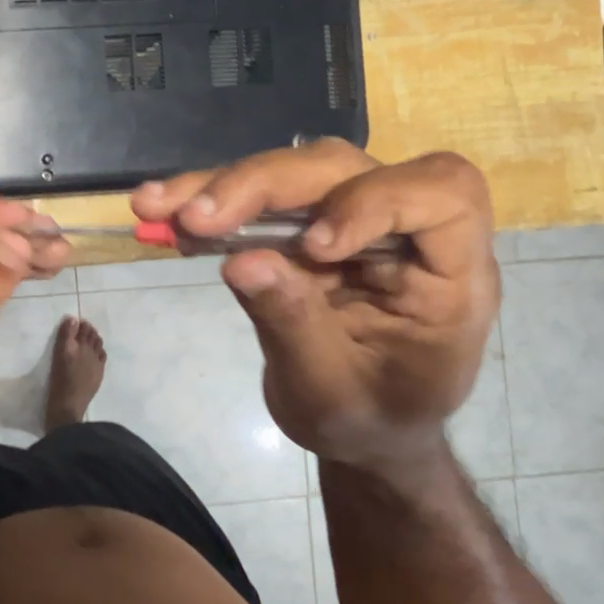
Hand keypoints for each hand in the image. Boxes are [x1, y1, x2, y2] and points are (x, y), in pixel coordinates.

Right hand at [132, 140, 498, 469]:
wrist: (360, 433)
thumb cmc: (367, 422)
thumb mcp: (329, 391)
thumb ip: (292, 324)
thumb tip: (239, 263)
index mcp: (449, 275)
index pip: (442, 195)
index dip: (374, 201)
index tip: (312, 248)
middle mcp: (403, 233)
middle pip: (342, 169)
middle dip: (263, 185)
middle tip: (193, 216)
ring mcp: (351, 223)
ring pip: (294, 173)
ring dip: (222, 186)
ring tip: (155, 206)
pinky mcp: (306, 226)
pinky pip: (260, 200)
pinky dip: (209, 204)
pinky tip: (161, 214)